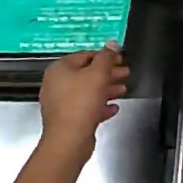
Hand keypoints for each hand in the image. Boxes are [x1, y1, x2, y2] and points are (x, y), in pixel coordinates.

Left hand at [38, 43, 127, 160]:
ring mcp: (61, 102)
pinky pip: (86, 108)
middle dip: (108, 73)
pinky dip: (99, 106)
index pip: (85, 55)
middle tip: (126, 73)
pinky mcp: (67, 119)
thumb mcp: (98, 74)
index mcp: (60, 68)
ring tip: (123, 89)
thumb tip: (112, 42)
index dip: (105, 56)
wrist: (68, 140)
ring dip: (106, 89)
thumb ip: (106, 57)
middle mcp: (57, 83)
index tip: (121, 58)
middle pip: (86, 73)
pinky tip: (113, 107)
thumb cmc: (81, 102)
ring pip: (87, 91)